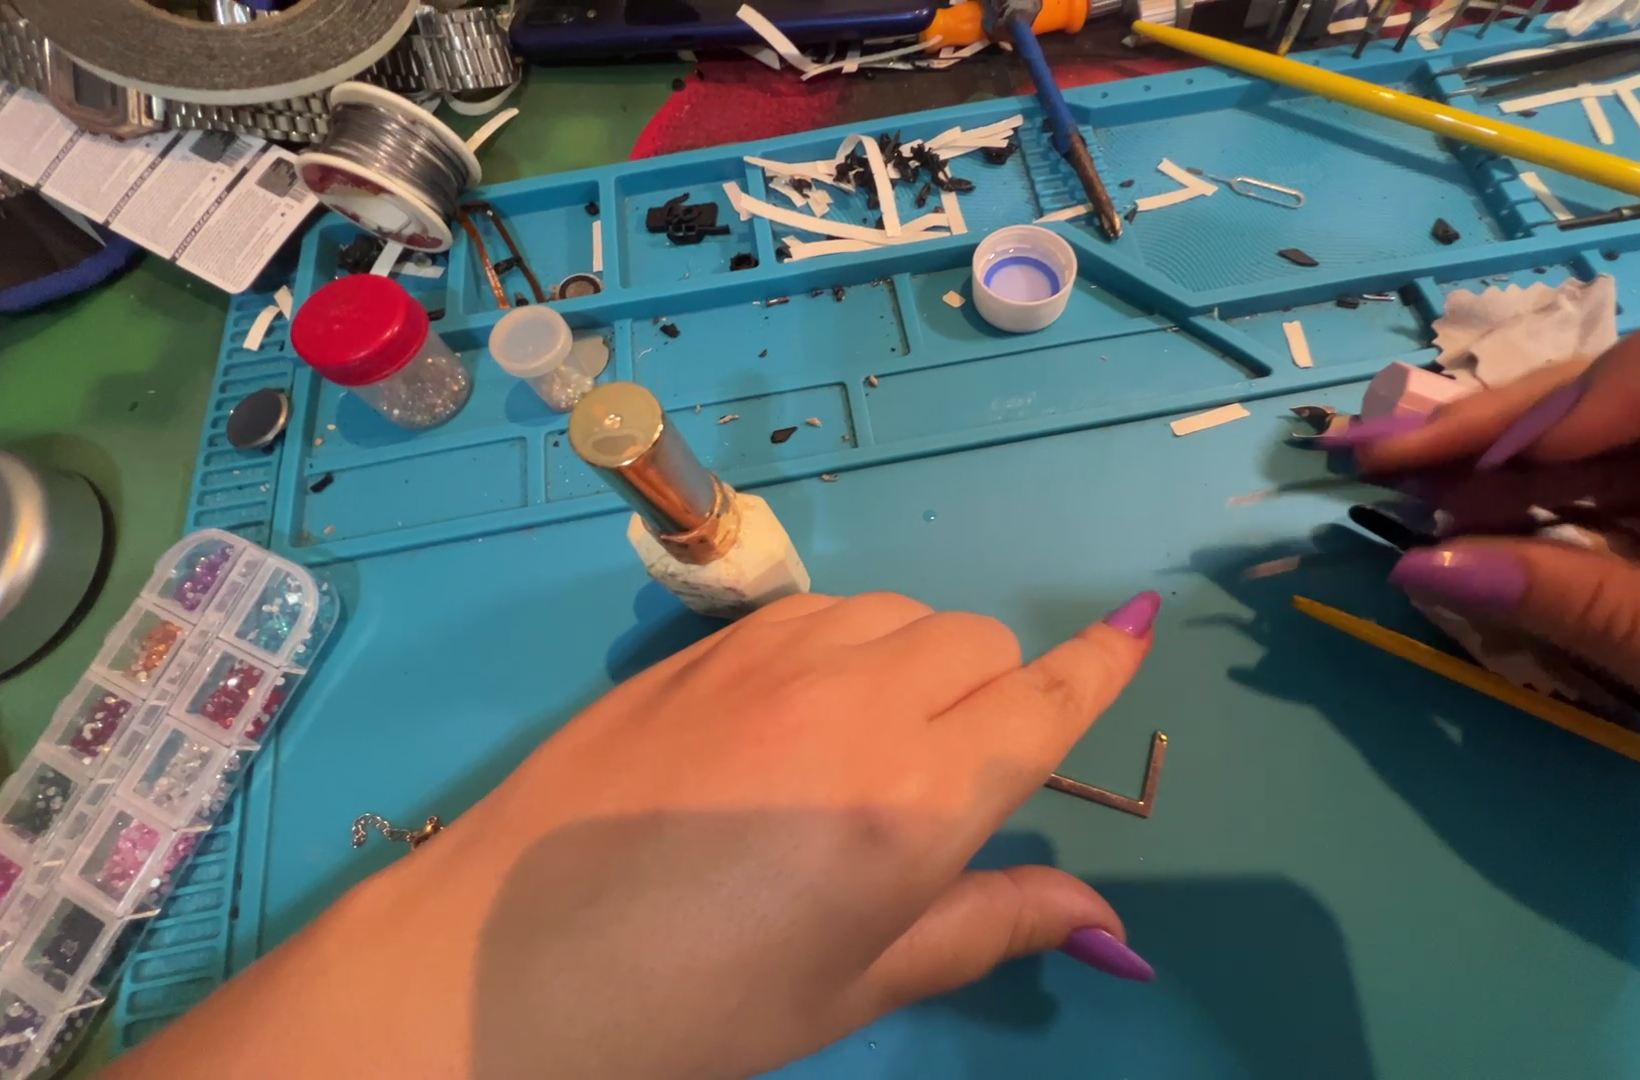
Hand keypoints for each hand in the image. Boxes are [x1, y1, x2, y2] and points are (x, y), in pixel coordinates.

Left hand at [110, 590, 1159, 1079]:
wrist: (499, 959)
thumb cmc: (696, 1004)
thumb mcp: (855, 982)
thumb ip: (986, 923)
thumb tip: (1099, 914)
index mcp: (911, 797)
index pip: (1041, 702)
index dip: (1101, 665)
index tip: (1140, 624)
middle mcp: (861, 699)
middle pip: (980, 641)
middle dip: (994, 689)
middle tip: (947, 762)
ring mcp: (782, 651)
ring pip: (906, 613)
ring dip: (921, 660)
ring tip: (867, 732)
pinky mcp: (718, 637)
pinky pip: (829, 608)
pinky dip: (852, 642)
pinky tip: (800, 702)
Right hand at [1344, 253, 1639, 857]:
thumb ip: (1603, 614)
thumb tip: (1421, 568)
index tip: (1535, 449)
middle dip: (1525, 416)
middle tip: (1391, 447)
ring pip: (1633, 434)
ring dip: (1507, 458)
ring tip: (1398, 476)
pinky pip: (1629, 493)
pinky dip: (1538, 505)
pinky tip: (1457, 511)